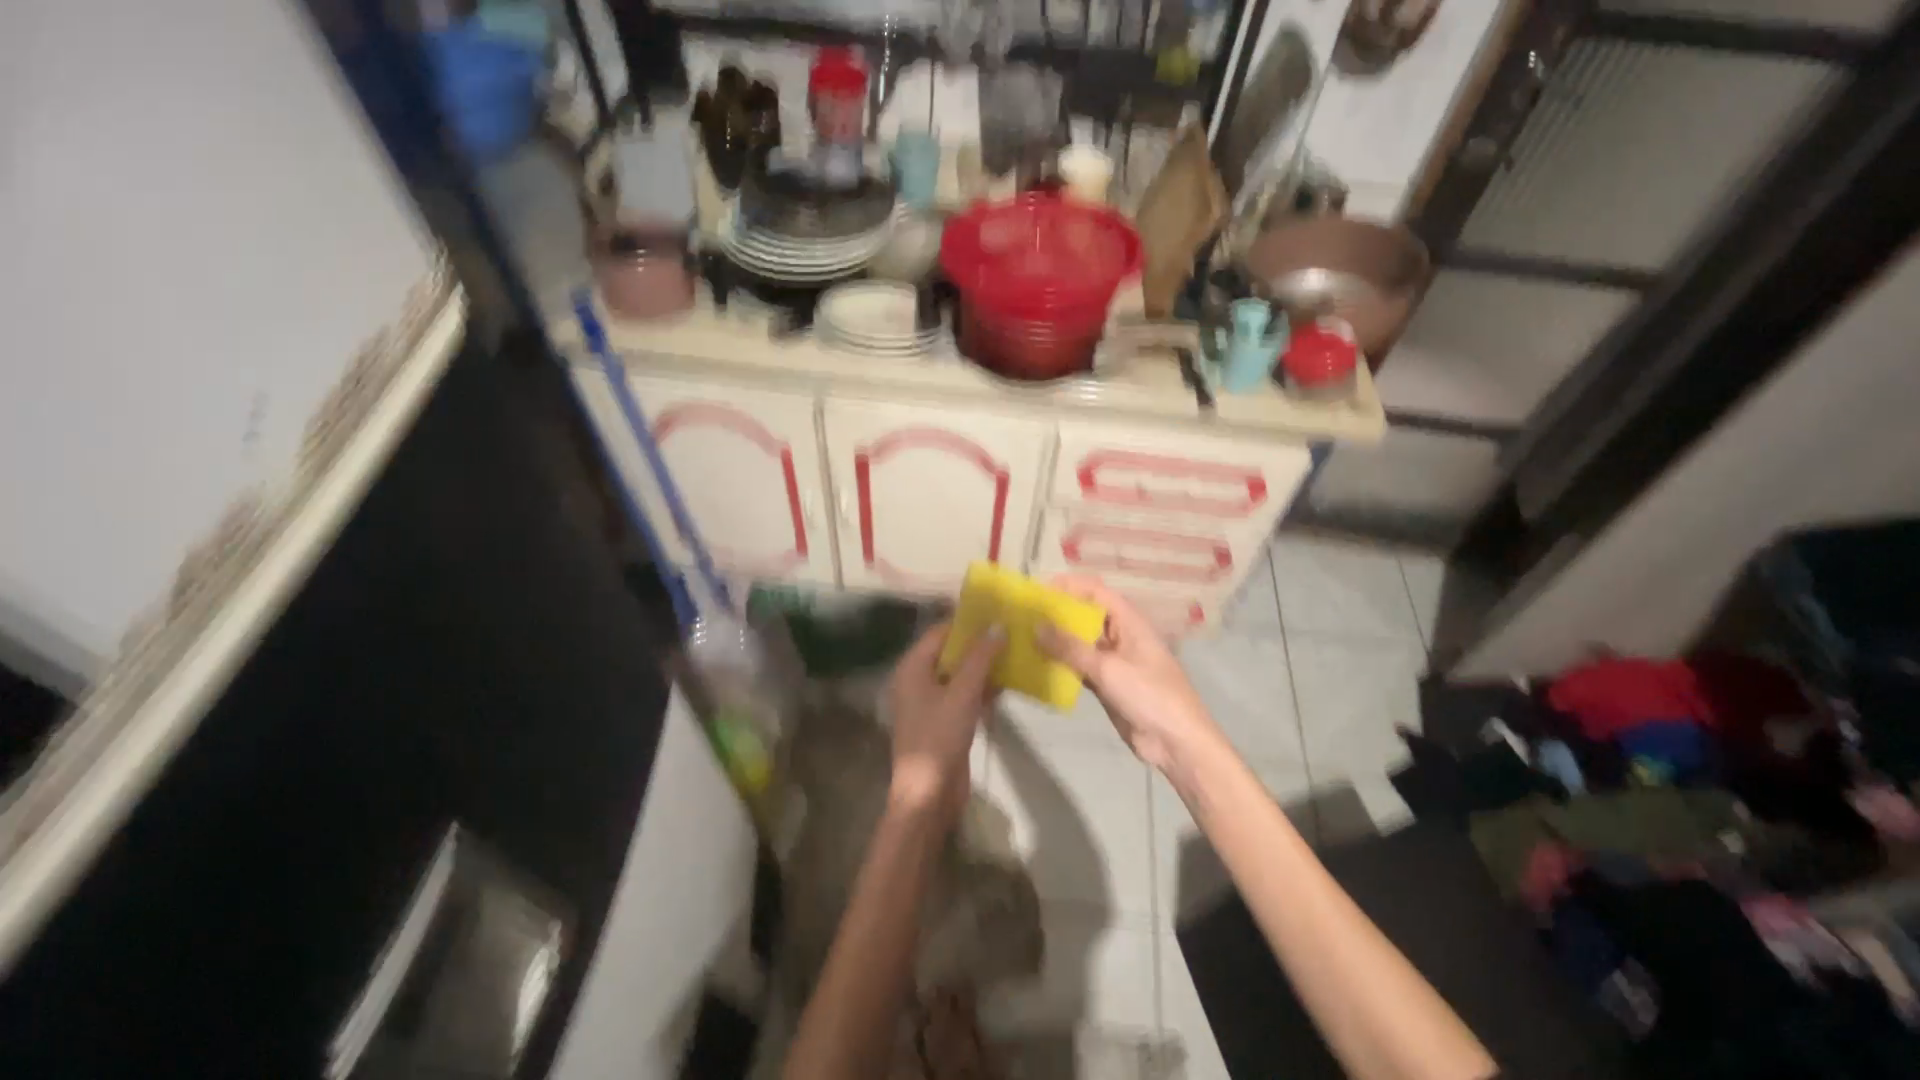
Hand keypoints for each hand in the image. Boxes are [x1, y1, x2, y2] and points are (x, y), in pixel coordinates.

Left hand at [886, 621, 1003, 818]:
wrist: (929, 793)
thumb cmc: (939, 737)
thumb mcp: (962, 693)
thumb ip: (980, 658)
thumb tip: (998, 625)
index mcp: (913, 667)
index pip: (941, 632)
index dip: (968, 621)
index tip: (999, 610)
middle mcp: (919, 680)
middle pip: (952, 652)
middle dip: (981, 643)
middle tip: (1014, 629)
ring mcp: (932, 702)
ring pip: (961, 675)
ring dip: (986, 666)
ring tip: (1018, 651)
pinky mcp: (946, 721)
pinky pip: (966, 696)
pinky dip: (984, 689)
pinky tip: (1010, 682)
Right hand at [1036, 577, 1223, 775]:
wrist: (1176, 742)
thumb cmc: (1149, 695)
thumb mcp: (1108, 669)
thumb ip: (1071, 648)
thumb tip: (1036, 625)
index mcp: (1128, 622)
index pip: (1095, 591)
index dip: (1068, 586)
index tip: (1036, 592)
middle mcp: (1120, 636)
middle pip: (1085, 615)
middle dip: (1057, 613)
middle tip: (1022, 616)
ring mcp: (1113, 661)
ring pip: (1080, 642)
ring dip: (1056, 640)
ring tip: (1022, 638)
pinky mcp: (1106, 684)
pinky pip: (1079, 667)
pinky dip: (1061, 664)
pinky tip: (1037, 665)